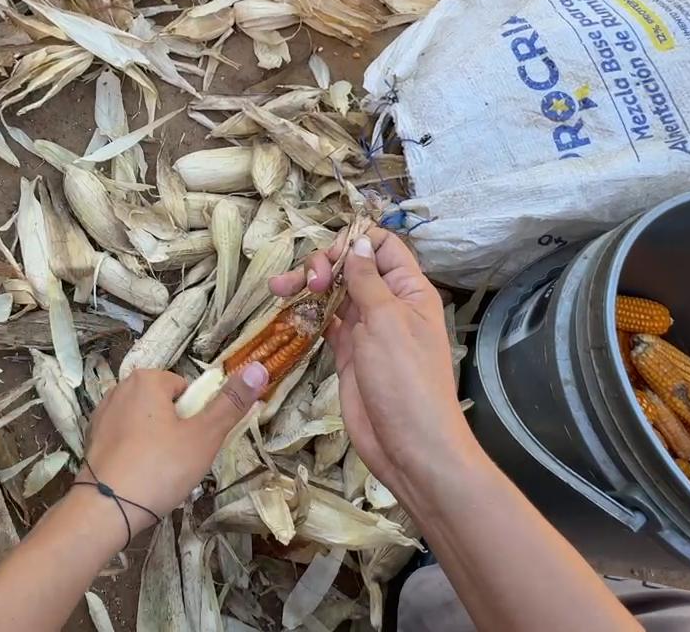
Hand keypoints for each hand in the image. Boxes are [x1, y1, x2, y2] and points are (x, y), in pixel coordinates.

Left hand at [76, 365, 265, 519]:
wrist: (105, 509)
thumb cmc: (160, 468)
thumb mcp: (204, 437)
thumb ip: (231, 403)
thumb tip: (259, 367)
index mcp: (148, 379)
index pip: (187, 391)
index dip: (197, 419)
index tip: (194, 446)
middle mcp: (121, 387)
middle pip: (165, 405)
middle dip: (176, 430)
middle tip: (179, 462)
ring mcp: (103, 412)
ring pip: (146, 423)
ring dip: (156, 442)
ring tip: (159, 474)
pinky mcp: (93, 438)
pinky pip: (126, 439)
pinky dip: (135, 453)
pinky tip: (138, 477)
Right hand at [271, 229, 468, 500]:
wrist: (411, 449)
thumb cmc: (406, 380)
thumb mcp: (386, 321)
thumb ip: (367, 280)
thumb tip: (358, 242)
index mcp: (408, 291)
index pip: (383, 247)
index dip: (356, 242)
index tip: (330, 254)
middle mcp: (388, 304)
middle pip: (351, 266)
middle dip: (324, 265)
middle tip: (308, 282)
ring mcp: (367, 329)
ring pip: (334, 293)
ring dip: (307, 287)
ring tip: (278, 289)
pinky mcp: (348, 352)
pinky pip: (325, 321)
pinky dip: (306, 313)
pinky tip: (287, 310)